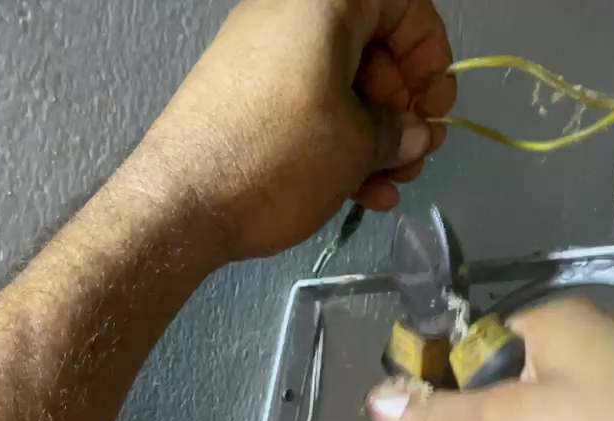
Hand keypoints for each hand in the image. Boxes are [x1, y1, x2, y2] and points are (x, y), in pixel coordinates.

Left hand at [128, 0, 455, 261]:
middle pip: (368, 51)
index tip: (436, 109)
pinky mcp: (237, 105)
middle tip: (414, 159)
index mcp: (323, 2)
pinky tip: (356, 196)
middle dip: (400, 110)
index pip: (402, 4)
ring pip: (335, 92)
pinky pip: (300, 115)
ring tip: (389, 189)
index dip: (430, 57)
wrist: (177, 208)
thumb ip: (396, 133)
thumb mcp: (354, 148)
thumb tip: (414, 134)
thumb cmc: (277, 162)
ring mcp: (256, 63)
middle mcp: (286, 18)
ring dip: (371, 142)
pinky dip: (332, 149)